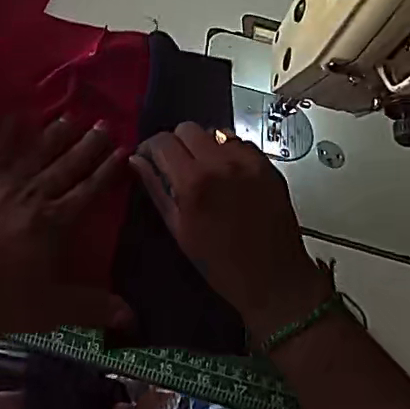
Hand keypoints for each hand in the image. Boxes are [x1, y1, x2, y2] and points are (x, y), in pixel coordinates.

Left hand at [0, 117, 131, 340]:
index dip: (107, 170)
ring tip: (72, 117)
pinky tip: (17, 115)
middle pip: (66, 163)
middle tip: (105, 124)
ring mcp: (1, 183)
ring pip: (36, 151)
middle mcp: (31, 193)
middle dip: (89, 144)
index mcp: (53, 221)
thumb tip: (132, 315)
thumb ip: (90, 306)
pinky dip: (9, 130)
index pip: (88, 189)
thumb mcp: (46, 310)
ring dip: (56, 133)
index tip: (123, 151)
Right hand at [131, 123, 327, 338]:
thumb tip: (136, 160)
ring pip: (214, 131)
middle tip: (175, 165)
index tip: (149, 159)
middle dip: (175, 143)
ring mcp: (248, 161)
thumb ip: (155, 188)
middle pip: (187, 129)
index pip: (162, 141)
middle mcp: (221, 162)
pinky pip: (239, 143)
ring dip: (203, 145)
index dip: (150, 148)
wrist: (273, 279)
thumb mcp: (178, 228)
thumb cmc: (219, 262)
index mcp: (194, 181)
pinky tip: (227, 175)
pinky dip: (227, 152)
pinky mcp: (267, 165)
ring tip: (204, 170)